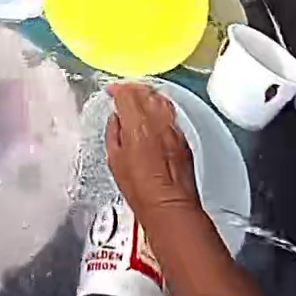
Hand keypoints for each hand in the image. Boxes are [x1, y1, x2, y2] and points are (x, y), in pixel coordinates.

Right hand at [105, 82, 199, 216]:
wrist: (170, 207)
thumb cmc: (141, 191)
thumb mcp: (115, 161)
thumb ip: (114, 133)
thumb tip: (116, 121)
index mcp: (137, 124)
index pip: (126, 94)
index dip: (117, 89)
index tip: (111, 90)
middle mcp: (157, 120)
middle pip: (144, 91)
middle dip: (132, 88)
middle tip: (123, 92)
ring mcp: (172, 127)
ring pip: (160, 98)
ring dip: (147, 94)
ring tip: (139, 98)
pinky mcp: (183, 136)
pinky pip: (170, 112)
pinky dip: (160, 108)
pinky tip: (154, 114)